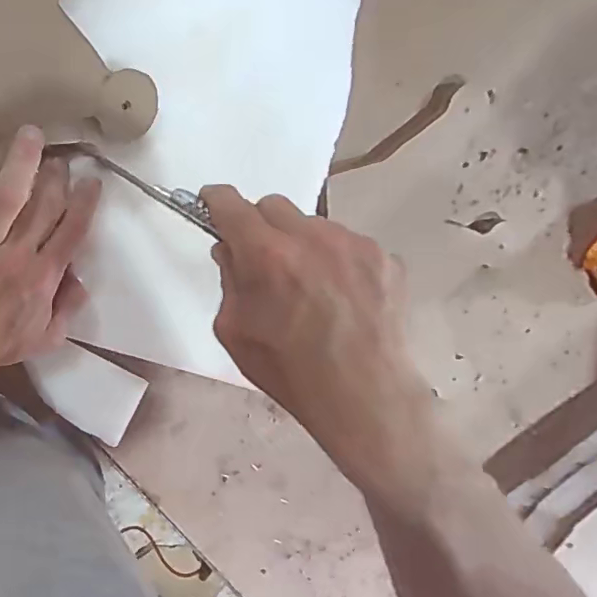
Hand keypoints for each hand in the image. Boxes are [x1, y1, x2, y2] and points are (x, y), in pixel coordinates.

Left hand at [0, 126, 101, 393]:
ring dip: (21, 163)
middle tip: (61, 157)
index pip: (72, 232)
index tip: (92, 181)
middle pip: (44, 207)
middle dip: (57, 177)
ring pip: (6, 198)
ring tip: (31, 135)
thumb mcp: (47, 337)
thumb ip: (68, 307)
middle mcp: (16, 257)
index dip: (86, 203)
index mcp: (42, 278)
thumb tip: (82, 277)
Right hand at [203, 185, 425, 452]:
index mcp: (266, 255)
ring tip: (307, 286)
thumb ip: (229, 280)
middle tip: (261, 260)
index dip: (215, 202)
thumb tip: (231, 251)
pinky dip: (334, 260)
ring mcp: (354, 244)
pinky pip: (347, 244)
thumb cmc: (288, 369)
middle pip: (273, 205)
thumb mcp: (234, 330)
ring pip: (312, 224)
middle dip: (259, 226)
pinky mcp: (384, 258)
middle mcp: (311, 237)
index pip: (231, 205)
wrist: (362, 395)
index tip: (211, 206)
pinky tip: (338, 297)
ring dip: (300, 243)